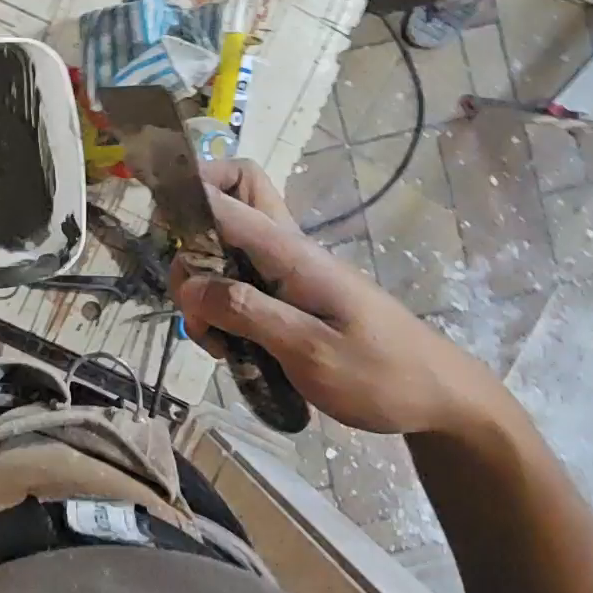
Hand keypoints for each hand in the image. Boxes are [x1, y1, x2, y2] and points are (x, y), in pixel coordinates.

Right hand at [170, 158, 513, 437]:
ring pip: (222, 245)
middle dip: (189, 231)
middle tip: (187, 289)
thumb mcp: (311, 352)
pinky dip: (217, 306)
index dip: (184, 194)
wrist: (439, 398)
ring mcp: (283, 271)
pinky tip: (227, 347)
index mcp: (290, 252)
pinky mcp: (285, 295)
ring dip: (200, 282)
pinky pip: (235, 281)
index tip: (153, 218)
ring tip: (211, 337)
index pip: (225, 200)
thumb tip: (188, 284)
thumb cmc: (382, 375)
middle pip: (227, 197)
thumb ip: (247, 313)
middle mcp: (282, 250)